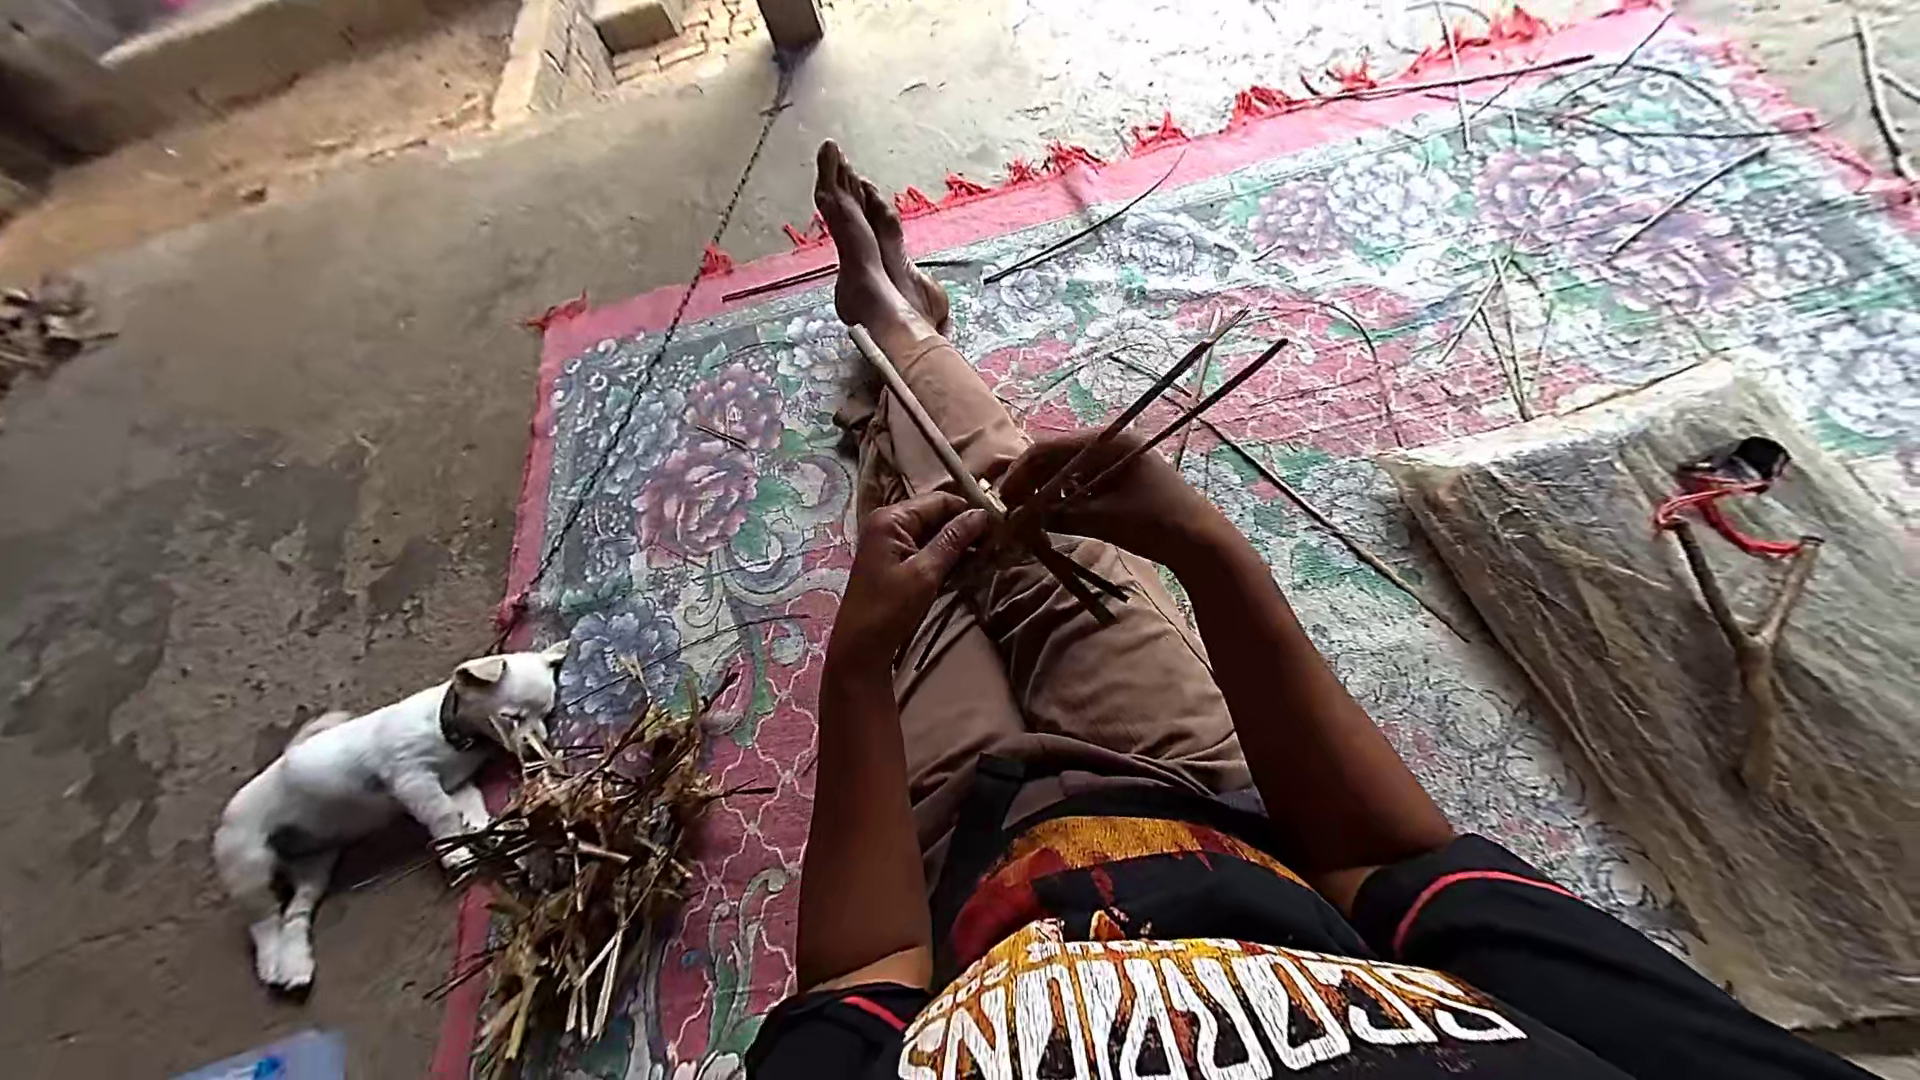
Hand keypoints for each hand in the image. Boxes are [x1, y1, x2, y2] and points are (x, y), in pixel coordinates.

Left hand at [829, 491, 992, 671]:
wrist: (860, 649)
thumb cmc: (888, 609)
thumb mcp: (925, 573)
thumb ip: (953, 540)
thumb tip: (982, 515)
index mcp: (891, 519)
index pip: (939, 500)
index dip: (969, 510)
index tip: (998, 526)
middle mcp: (889, 524)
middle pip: (937, 514)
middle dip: (966, 527)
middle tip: (997, 543)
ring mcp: (892, 543)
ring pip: (935, 533)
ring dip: (960, 544)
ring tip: (989, 555)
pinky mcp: (897, 562)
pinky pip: (928, 550)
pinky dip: (947, 557)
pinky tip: (969, 567)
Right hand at [1001, 428, 1232, 568]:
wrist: (1203, 545)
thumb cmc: (1155, 525)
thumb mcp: (1100, 519)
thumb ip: (1055, 515)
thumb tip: (1015, 520)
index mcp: (1109, 442)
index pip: (1049, 448)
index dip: (1021, 472)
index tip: (1003, 497)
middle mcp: (1111, 445)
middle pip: (1055, 457)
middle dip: (1029, 482)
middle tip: (1010, 508)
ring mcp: (1116, 462)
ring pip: (1066, 472)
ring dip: (1044, 492)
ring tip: (1025, 515)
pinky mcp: (1120, 481)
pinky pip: (1081, 484)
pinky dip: (1062, 498)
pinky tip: (1050, 515)